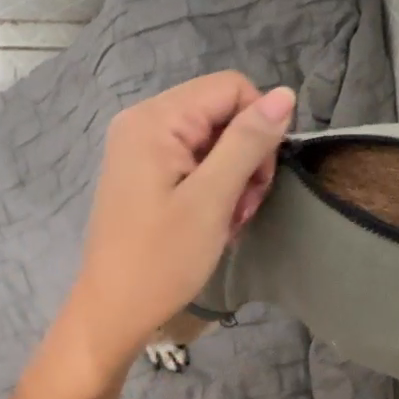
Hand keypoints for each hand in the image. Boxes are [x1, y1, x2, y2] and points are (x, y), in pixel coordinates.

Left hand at [55, 72, 294, 376]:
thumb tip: (285, 95)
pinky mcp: (143, 174)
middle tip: (242, 207)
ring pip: (212, 141)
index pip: (230, 88)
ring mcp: (139, 149)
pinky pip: (192, 162)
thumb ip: (247, 142)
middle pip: (221, 113)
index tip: (258, 180)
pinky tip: (213, 222)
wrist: (114, 310)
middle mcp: (142, 122)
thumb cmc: (162, 259)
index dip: (259, 127)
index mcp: (155, 120)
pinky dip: (213, 188)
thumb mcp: (211, 200)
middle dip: (245, 157)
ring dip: (233, 178)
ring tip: (228, 220)